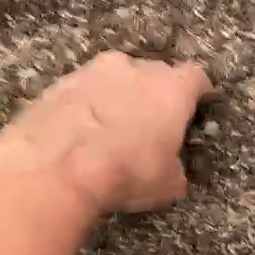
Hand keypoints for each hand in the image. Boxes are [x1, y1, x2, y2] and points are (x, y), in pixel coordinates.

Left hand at [0, 51, 211, 214]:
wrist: (55, 168)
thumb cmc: (127, 172)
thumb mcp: (169, 184)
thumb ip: (175, 167)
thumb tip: (170, 168)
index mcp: (170, 89)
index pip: (196, 77)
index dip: (200, 91)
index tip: (200, 104)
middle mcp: (133, 69)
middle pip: (155, 72)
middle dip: (158, 93)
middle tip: (157, 122)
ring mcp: (92, 71)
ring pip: (117, 78)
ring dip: (122, 96)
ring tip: (118, 127)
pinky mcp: (58, 83)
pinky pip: (85, 91)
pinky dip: (91, 106)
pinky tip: (87, 132)